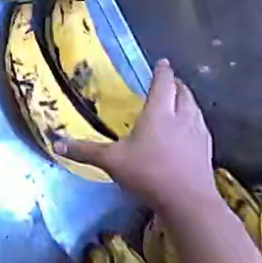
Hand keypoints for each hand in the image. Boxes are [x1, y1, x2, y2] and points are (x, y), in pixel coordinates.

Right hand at [58, 60, 218, 212]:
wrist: (187, 199)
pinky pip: (199, 124)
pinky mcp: (206, 148)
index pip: (162, 85)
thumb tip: (56, 144)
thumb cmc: (147, 173)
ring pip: (194, 107)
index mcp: (158, 114)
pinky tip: (187, 127)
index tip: (162, 62)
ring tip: (179, 99)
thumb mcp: (110, 161)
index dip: (162, 72)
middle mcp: (181, 118)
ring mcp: (197, 133)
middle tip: (169, 80)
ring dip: (186, 99)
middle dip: (176, 84)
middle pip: (183, 93)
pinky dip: (192, 117)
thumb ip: (84, 151)